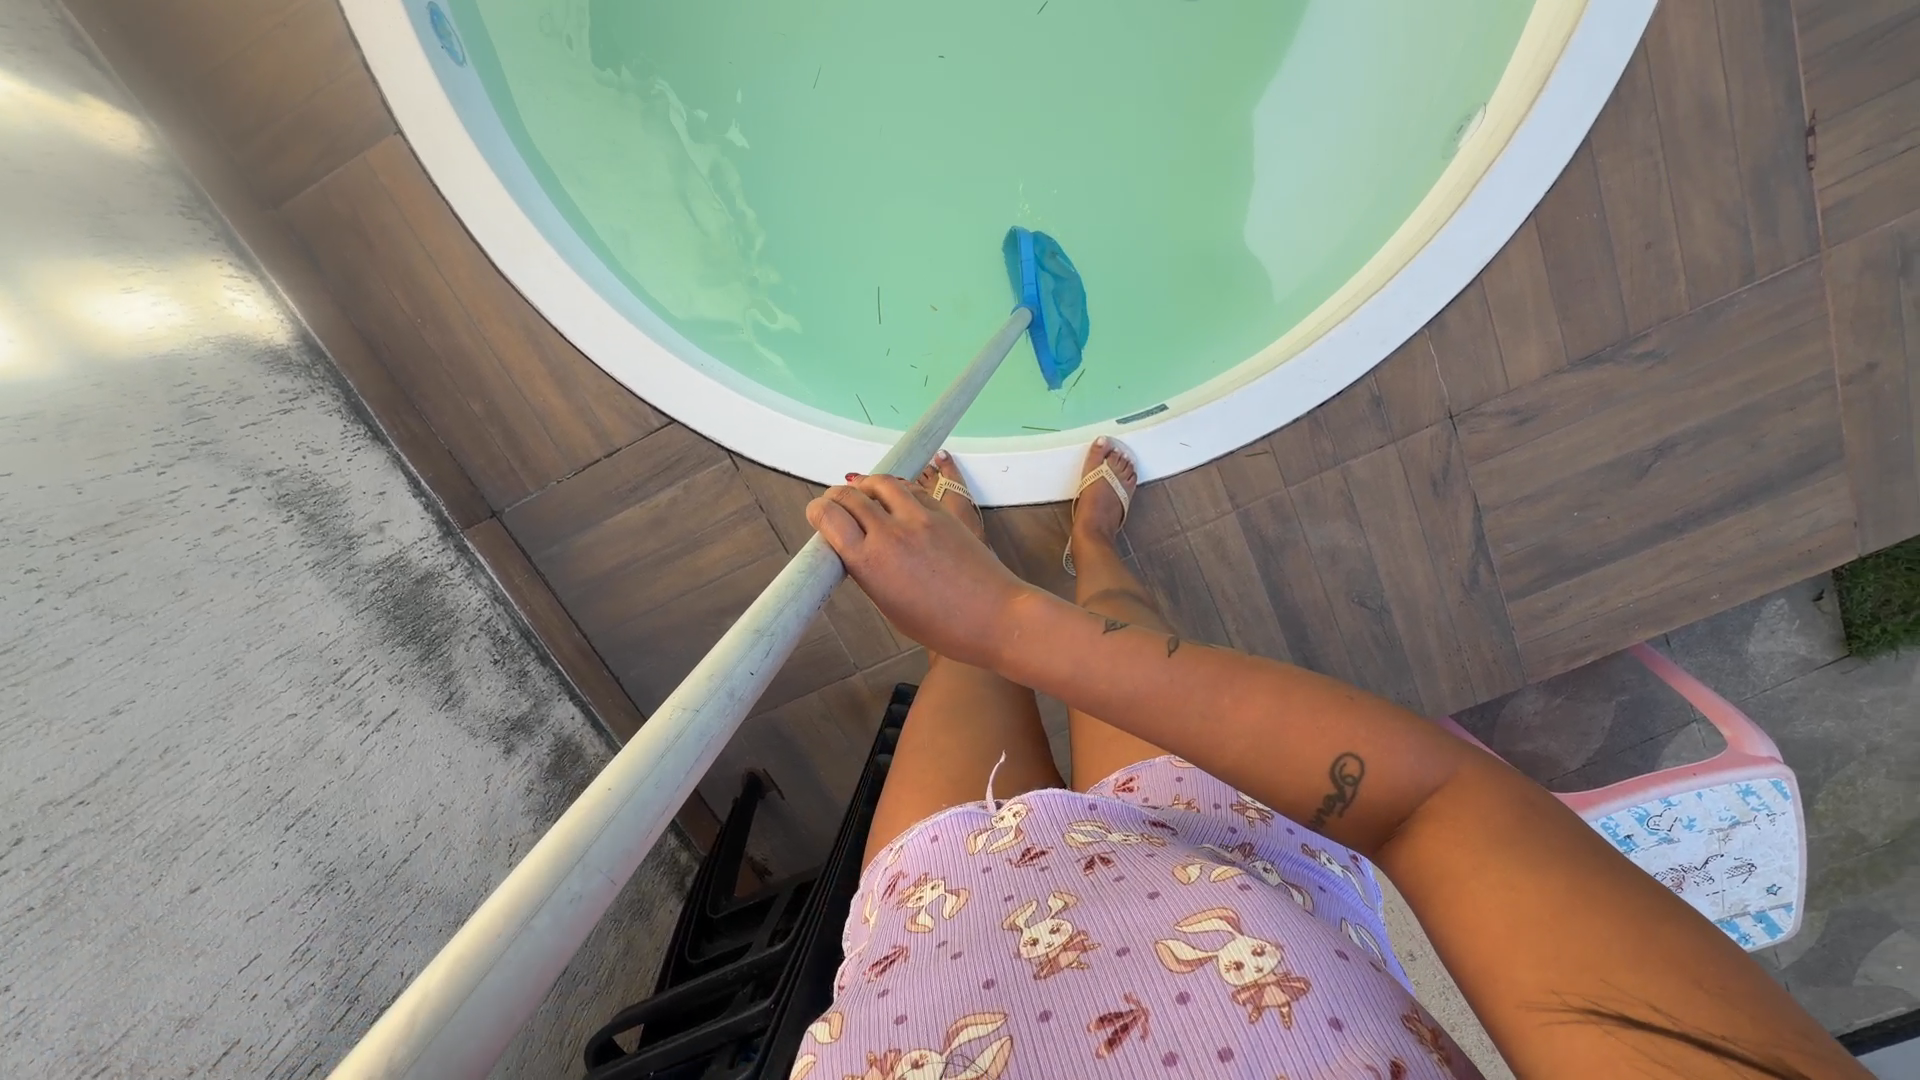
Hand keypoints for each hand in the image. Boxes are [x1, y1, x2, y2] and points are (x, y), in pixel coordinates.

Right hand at [806, 474, 1032, 665]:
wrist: (994, 616)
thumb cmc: (941, 626)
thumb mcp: (889, 607)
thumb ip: (869, 572)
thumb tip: (856, 548)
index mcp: (869, 563)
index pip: (829, 517)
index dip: (818, 511)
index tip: (817, 513)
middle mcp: (889, 534)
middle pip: (850, 496)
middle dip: (836, 496)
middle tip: (833, 501)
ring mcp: (918, 518)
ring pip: (881, 483)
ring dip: (865, 485)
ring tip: (861, 491)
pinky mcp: (943, 513)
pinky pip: (910, 489)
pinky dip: (894, 488)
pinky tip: (892, 496)